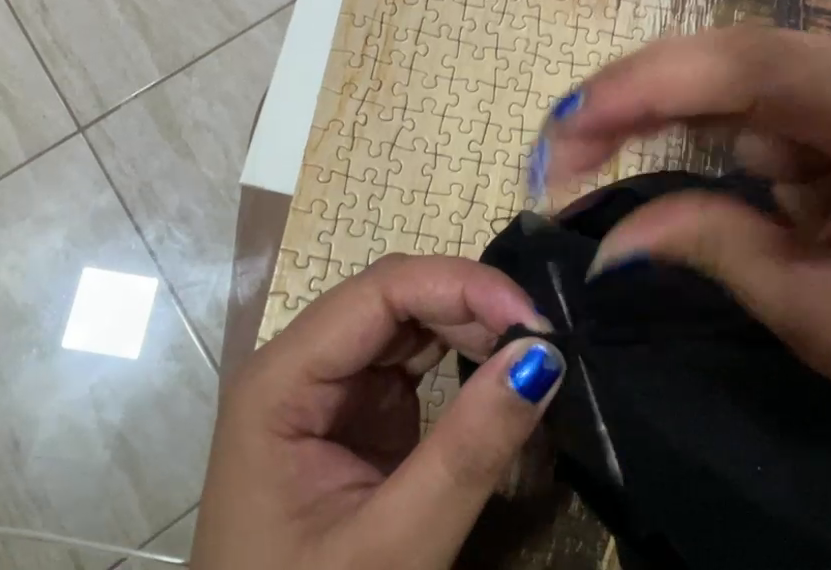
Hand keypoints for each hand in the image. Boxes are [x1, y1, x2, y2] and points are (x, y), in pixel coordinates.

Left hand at [192, 254, 565, 568]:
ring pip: (407, 322)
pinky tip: (500, 374)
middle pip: (393, 297)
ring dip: (472, 328)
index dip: (462, 287)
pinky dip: (462, 361)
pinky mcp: (355, 413)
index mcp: (282, 380)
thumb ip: (467, 451)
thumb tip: (544, 357)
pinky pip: (412, 362)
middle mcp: (300, 365)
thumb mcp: (395, 545)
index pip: (379, 291)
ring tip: (534, 353)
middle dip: (473, 305)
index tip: (537, 322)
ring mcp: (328, 387)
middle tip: (548, 342)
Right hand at [538, 27, 830, 426]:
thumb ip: (721, 255)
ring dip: (654, 114)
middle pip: (735, 55)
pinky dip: (689, 129)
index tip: (571, 127)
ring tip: (584, 160)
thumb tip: (607, 241)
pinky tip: (647, 154)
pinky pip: (744, 99)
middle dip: (636, 96)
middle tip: (555, 149)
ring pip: (728, 73)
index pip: (765, 72)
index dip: (654, 88)